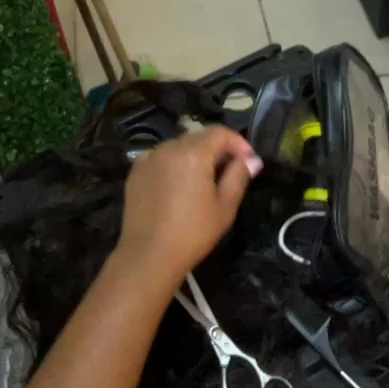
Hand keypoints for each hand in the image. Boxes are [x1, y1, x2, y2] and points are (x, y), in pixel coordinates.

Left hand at [115, 126, 261, 284]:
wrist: (148, 255)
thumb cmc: (193, 232)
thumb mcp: (224, 207)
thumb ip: (239, 176)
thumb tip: (252, 159)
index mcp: (193, 153)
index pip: (219, 132)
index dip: (238, 142)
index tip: (248, 160)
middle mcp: (169, 147)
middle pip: (198, 137)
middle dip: (217, 149)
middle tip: (229, 171)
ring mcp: (149, 158)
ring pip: (178, 146)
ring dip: (194, 155)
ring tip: (203, 179)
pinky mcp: (136, 171)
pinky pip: (161, 157)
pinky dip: (173, 163)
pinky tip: (177, 184)